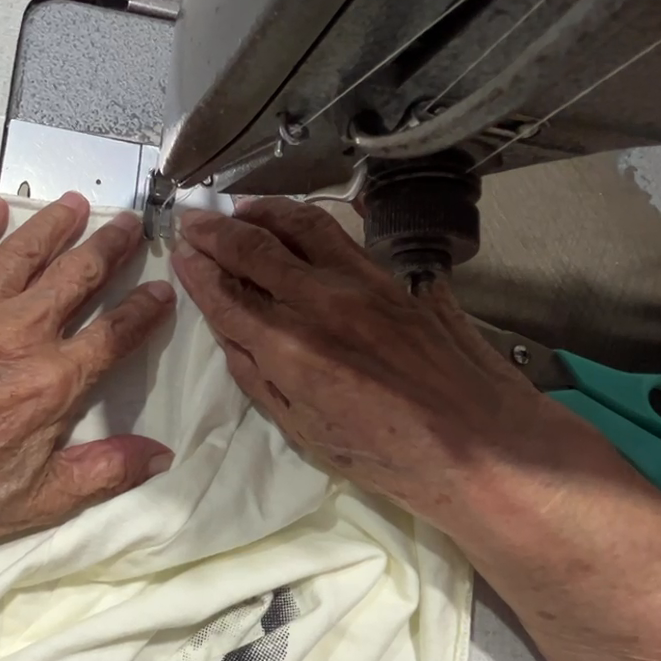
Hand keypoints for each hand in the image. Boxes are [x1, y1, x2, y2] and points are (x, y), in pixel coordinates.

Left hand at [0, 192, 175, 552]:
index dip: (145, 309)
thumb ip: (106, 471)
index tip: (163, 290)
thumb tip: (162, 456)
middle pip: (77, 276)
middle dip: (109, 246)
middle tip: (129, 223)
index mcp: (54, 381)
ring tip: (75, 203)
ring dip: (54, 224)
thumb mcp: (42, 499)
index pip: (115, 333)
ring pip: (23, 254)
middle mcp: (20, 334)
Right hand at [170, 198, 632, 529]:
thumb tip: (228, 333)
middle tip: (192, 218)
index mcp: (290, 348)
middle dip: (215, 229)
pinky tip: (306, 213)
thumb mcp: (301, 430)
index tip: (179, 252)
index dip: (196, 270)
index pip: (226, 294)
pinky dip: (319, 217)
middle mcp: (322, 301)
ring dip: (264, 209)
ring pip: (303, 224)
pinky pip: (352, 232)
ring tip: (240, 206)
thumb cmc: (385, 453)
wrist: (481, 444)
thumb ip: (257, 376)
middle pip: (255, 247)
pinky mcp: (401, 275)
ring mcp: (366, 280)